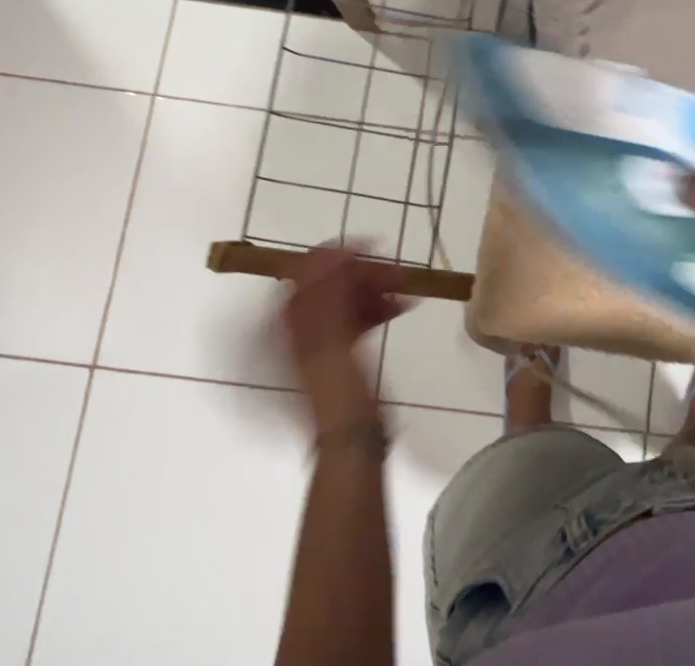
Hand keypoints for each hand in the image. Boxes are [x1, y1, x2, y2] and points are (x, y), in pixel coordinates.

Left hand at [278, 247, 402, 426]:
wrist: (353, 446)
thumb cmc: (340, 399)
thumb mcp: (330, 347)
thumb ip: (326, 300)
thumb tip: (329, 256)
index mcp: (288, 326)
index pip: (305, 275)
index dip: (334, 257)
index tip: (371, 248)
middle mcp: (297, 329)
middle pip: (328, 285)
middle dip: (363, 274)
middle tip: (399, 272)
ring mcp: (319, 342)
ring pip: (345, 299)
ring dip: (374, 289)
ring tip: (406, 288)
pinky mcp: (340, 355)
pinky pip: (356, 318)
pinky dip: (376, 308)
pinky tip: (401, 306)